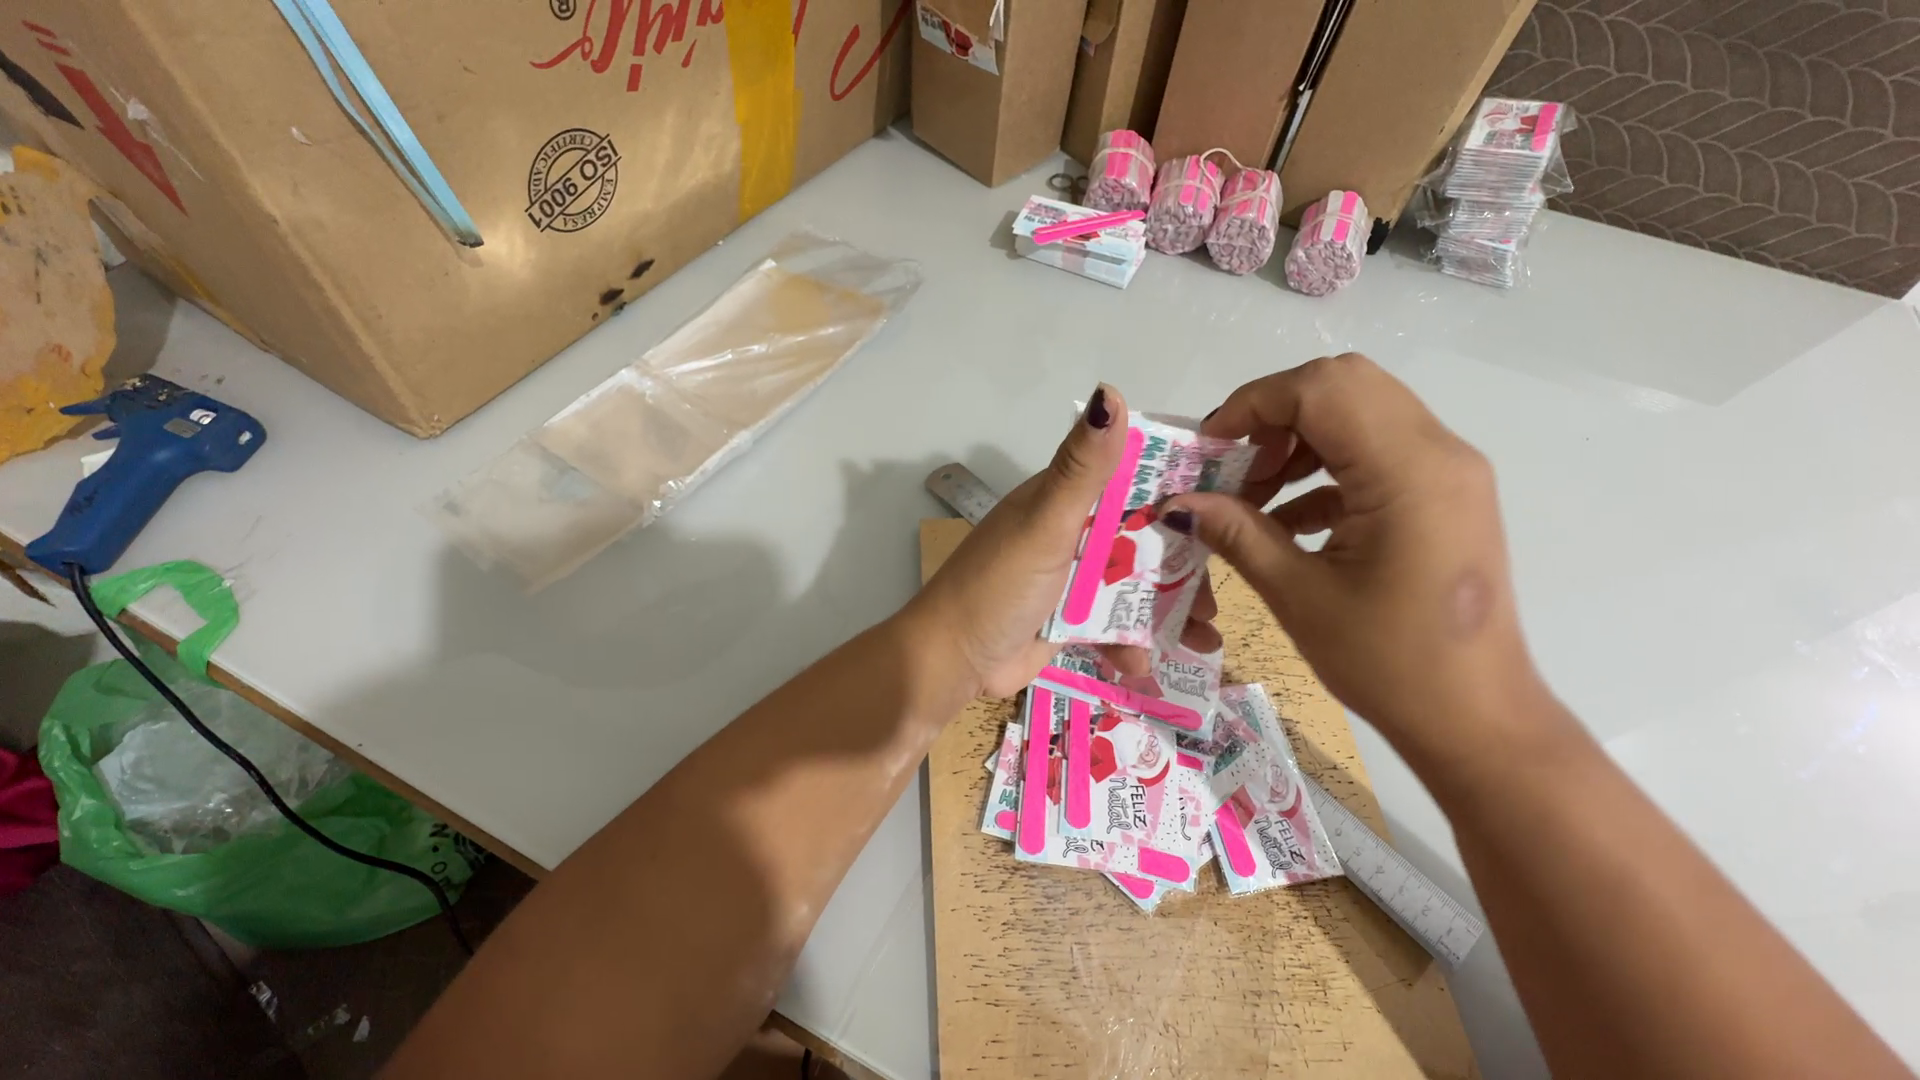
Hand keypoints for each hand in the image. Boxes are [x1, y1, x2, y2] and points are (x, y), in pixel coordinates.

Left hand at [907, 386, 1218, 699]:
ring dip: (1170, 610)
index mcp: (1067, 500)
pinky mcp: (1071, 620)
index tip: (1234, 507)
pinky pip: (1115, 626)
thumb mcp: (1045, 523)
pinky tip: (1146, 667)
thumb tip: (1110, 392)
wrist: (953, 660)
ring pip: (1136, 587)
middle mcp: (1074, 534)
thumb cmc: (999, 585)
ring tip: (1206, 636)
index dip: (1182, 492)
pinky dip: (1133, 644)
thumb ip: (1082, 468)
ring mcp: (1073, 579)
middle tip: (1222, 594)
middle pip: (1145, 540)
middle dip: (1186, 566)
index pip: (1134, 482)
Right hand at [1165, 355, 1539, 758]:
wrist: (1477, 720)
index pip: (1322, 389)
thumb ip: (1236, 533)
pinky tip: (1288, 519)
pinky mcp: (1445, 495)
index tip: (1207, 448)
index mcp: (1407, 471)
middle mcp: (1439, 452)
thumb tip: (1176, 502)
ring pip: (1361, 412)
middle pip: (1344, 385)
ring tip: (1254, 494)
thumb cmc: (1388, 663)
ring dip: (1299, 439)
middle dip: (1275, 413)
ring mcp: (1449, 471)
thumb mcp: (1298, 596)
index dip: (1253, 403)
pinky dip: (1326, 468)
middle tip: (1232, 465)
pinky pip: (1378, 451)